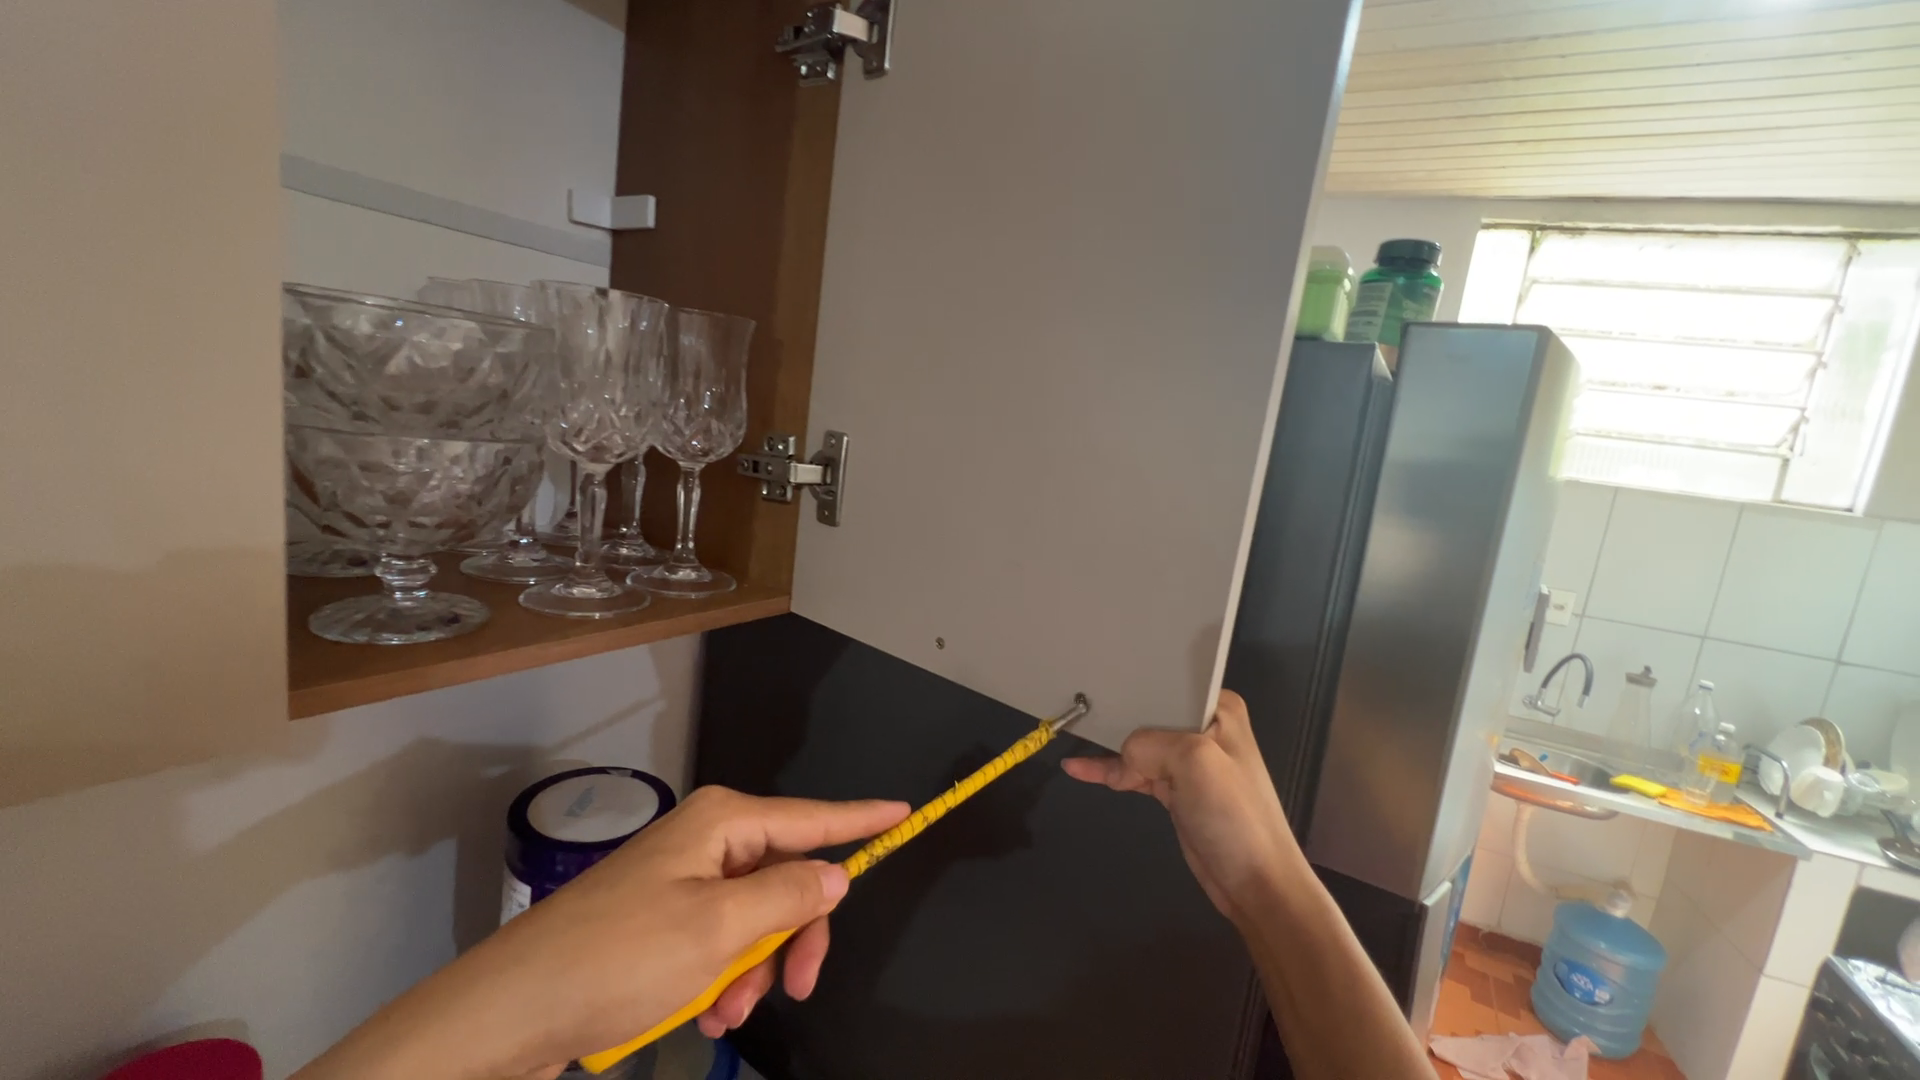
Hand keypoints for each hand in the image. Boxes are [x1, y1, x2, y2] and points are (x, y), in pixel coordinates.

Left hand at [294, 787, 908, 1079]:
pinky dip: (725, 976)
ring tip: (727, 1013)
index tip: (905, 810)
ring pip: (758, 918)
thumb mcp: (718, 930)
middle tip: (798, 986)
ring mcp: (685, 880)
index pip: (813, 817)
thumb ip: (788, 896)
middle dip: (794, 935)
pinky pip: (722, 939)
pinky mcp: (664, 918)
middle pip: (788, 878)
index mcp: (724, 823)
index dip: (862, 818)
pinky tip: (707, 1011)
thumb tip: (836, 874)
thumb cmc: (619, 957)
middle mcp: (709, 841)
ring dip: (756, 968)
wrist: (511, 1012)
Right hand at [1061, 690, 1304, 923]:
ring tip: (1074, 736)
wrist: (1256, 884)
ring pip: (1138, 745)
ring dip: (1108, 747)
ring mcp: (1189, 761)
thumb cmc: (1233, 814)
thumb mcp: (1192, 760)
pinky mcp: (1175, 789)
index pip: (1167, 687)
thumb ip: (1148, 745)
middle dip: (1118, 716)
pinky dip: (1108, 770)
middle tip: (1079, 708)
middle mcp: (1205, 728)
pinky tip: (1080, 769)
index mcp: (1218, 709)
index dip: (1135, 689)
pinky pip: (1134, 771)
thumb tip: (1122, 760)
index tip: (1101, 685)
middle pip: (1149, 714)